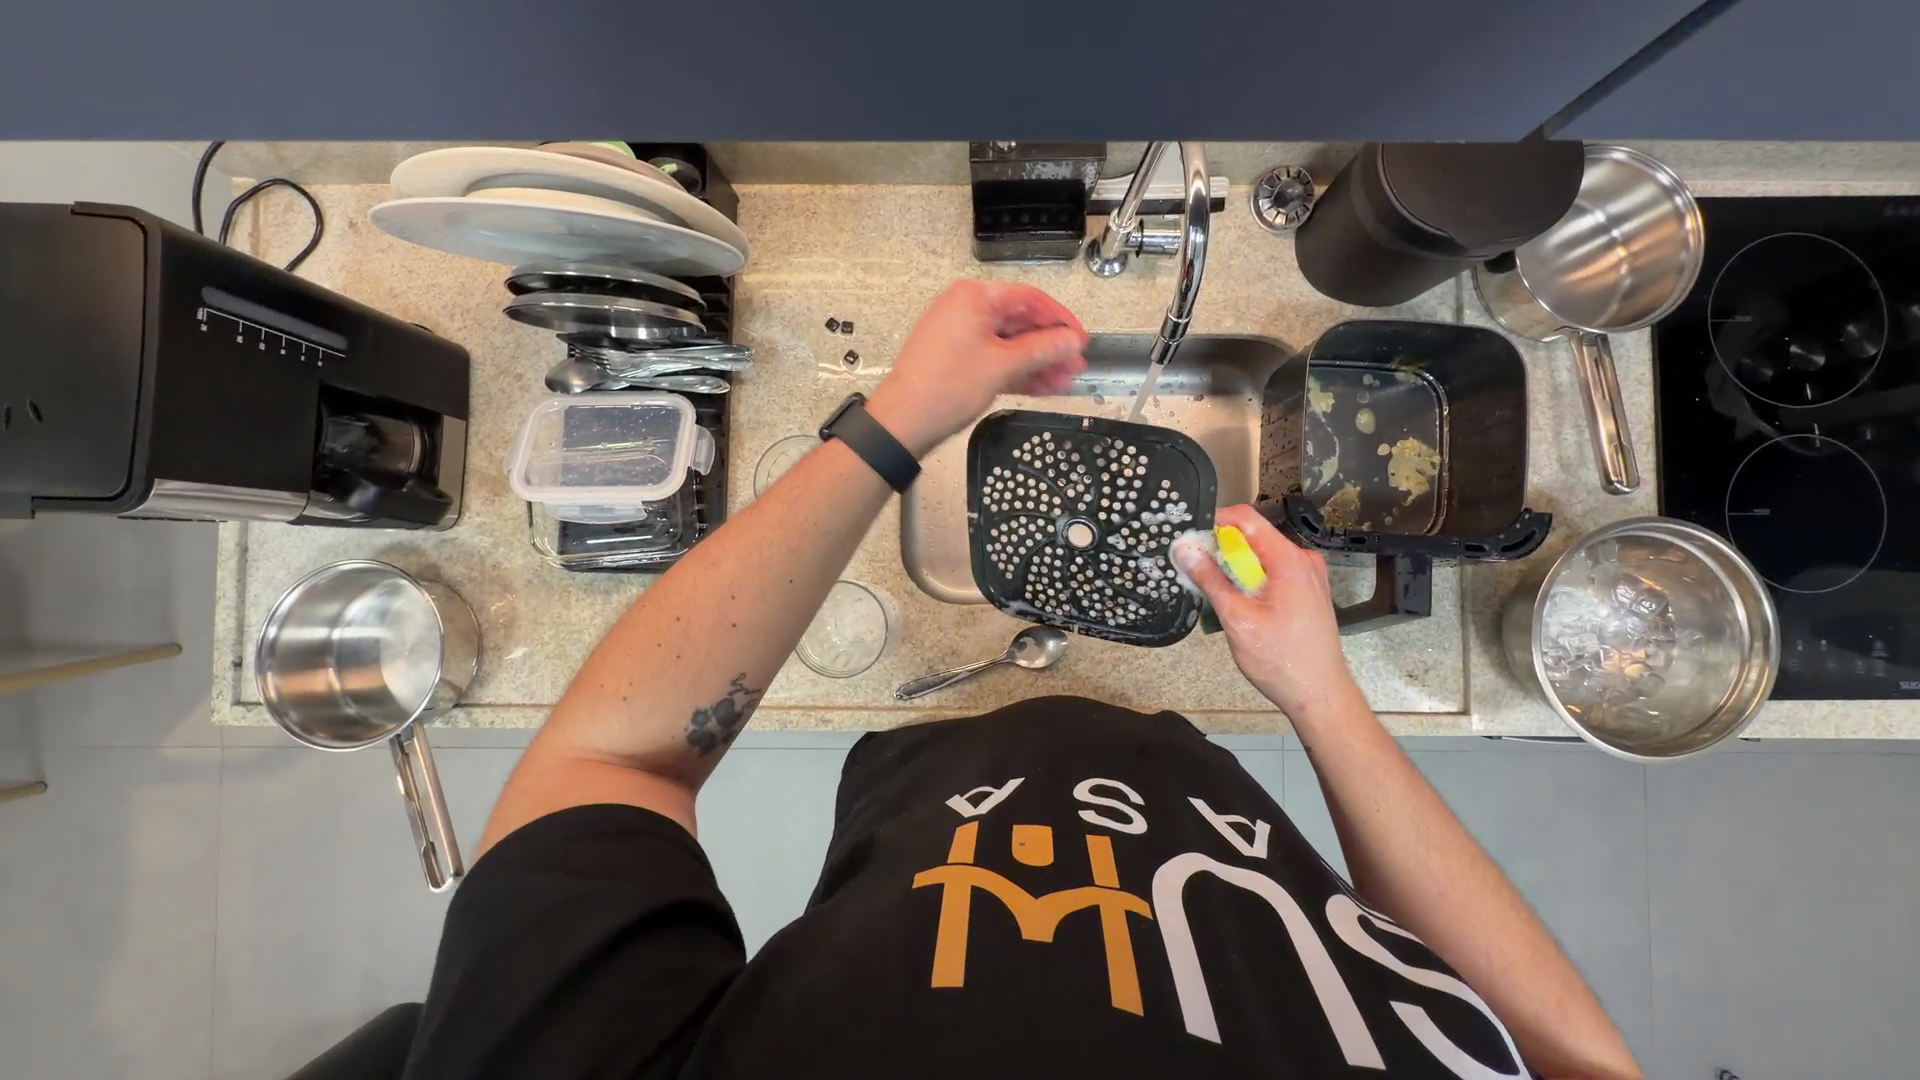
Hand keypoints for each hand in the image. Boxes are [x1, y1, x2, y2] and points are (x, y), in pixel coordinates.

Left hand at [866, 280, 1087, 455]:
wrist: (904, 422)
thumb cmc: (946, 387)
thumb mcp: (1002, 366)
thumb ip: (1042, 350)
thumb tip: (1072, 341)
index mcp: (974, 297)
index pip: (1029, 298)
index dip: (1060, 319)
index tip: (1080, 340)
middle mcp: (965, 309)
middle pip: (1020, 322)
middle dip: (1050, 347)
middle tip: (1075, 367)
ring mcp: (959, 335)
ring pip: (1009, 345)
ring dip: (1037, 364)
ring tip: (1063, 383)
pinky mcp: (957, 360)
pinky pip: (995, 359)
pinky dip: (1016, 372)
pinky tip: (1041, 388)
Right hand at [1171, 505, 1363, 720]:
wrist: (1319, 695)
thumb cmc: (1279, 659)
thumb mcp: (1237, 619)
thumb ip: (1210, 579)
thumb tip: (1184, 548)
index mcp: (1289, 560)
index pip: (1247, 519)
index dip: (1215, 522)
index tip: (1191, 540)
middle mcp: (1303, 560)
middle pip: (1253, 537)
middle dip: (1222, 550)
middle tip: (1197, 573)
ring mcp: (1309, 576)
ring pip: (1261, 557)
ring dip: (1235, 569)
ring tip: (1217, 595)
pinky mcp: (1308, 591)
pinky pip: (1273, 573)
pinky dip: (1251, 581)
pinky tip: (1240, 606)